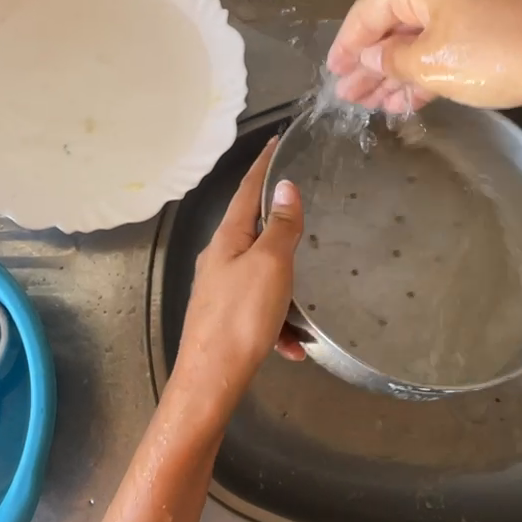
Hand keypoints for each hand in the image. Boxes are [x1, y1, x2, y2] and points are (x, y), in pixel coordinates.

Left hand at [176, 139, 307, 399]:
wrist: (211, 380)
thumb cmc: (240, 317)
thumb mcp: (270, 265)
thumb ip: (280, 227)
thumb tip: (285, 186)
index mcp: (227, 238)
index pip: (247, 189)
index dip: (263, 165)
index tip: (276, 142)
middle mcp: (219, 258)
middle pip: (254, 230)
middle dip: (281, 224)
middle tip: (307, 215)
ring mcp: (220, 289)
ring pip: (263, 274)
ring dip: (288, 287)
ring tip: (309, 305)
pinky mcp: (226, 318)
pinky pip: (261, 310)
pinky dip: (280, 323)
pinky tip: (294, 345)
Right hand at [327, 0, 521, 114]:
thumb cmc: (500, 54)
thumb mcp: (434, 64)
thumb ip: (394, 61)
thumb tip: (374, 55)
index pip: (369, 10)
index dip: (347, 44)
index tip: (332, 72)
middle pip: (396, 23)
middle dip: (373, 63)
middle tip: (351, 96)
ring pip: (425, 35)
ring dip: (401, 71)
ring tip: (380, 105)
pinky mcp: (503, 17)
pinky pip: (453, 40)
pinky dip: (432, 67)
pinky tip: (417, 97)